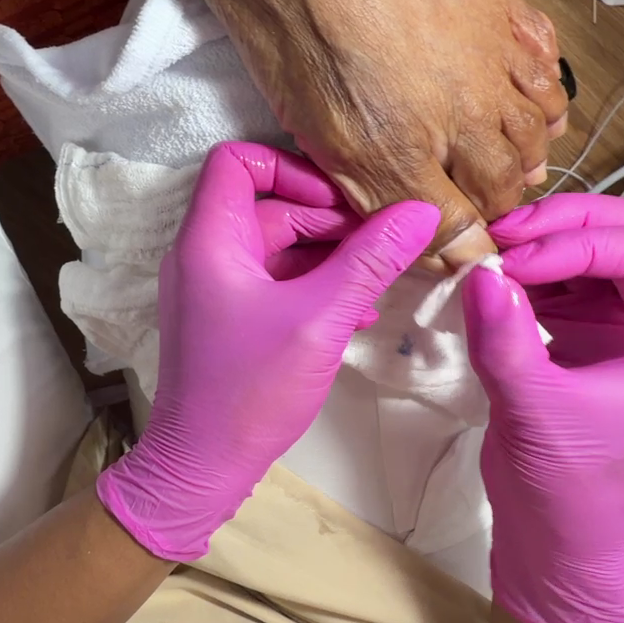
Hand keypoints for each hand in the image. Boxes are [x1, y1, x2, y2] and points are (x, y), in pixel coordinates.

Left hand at [97, 142, 438, 560]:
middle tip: (383, 241)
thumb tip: (421, 209)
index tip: (340, 198)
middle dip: (326, 217)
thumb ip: (369, 260)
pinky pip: (273, 281)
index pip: (236, 161)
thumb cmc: (250, 387)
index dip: (289, 167)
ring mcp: (214, 287)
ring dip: (328, 255)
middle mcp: (204, 254)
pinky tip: (358, 310)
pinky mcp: (228, 316)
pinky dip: (312, 285)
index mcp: (209, 239)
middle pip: (266, 204)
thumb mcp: (320, 318)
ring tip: (380, 277)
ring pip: (276, 245)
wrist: (202, 461)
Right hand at [461, 194, 623, 622]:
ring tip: (492, 251)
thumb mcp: (533, 410)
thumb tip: (480, 272)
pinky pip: (571, 282)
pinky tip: (496, 280)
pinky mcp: (597, 339)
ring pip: (603, 252)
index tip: (511, 261)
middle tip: (502, 232)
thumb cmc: (570, 490)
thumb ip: (505, 337)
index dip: (577, 242)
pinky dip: (533, 271)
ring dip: (547, 243)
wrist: (562, 539)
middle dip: (568, 224)